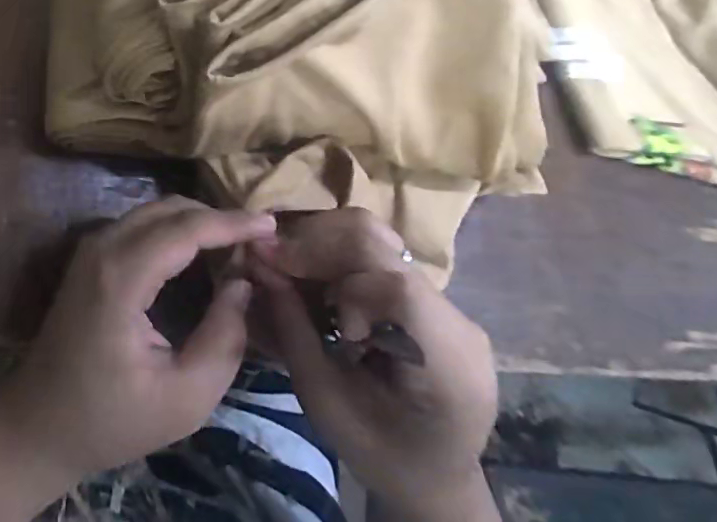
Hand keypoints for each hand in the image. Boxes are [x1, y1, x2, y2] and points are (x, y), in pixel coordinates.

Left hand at [0, 197, 275, 482]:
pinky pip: (143, 223)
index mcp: (121, 278)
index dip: (233, 223)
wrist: (38, 423)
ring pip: (157, 210)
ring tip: (239, 247)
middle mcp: (103, 247)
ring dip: (199, 221)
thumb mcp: (185, 399)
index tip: (273, 226)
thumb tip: (243, 283)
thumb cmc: (111, 420)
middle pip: (172, 208)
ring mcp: (92, 246)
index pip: (186, 228)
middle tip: (260, 242)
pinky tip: (203, 252)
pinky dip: (177, 229)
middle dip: (219, 218)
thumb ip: (224, 338)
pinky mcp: (91, 254)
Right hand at [248, 209, 497, 519]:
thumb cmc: (380, 455)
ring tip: (292, 269)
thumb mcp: (326, 404)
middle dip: (316, 242)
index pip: (393, 284)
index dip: (328, 264)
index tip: (274, 266)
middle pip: (380, 244)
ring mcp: (449, 302)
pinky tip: (316, 281)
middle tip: (273, 260)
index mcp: (446, 363)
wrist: (434, 478)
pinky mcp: (432, 294)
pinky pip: (379, 255)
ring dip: (323, 245)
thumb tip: (258, 264)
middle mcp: (457, 320)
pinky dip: (337, 257)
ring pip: (376, 239)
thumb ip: (294, 332)